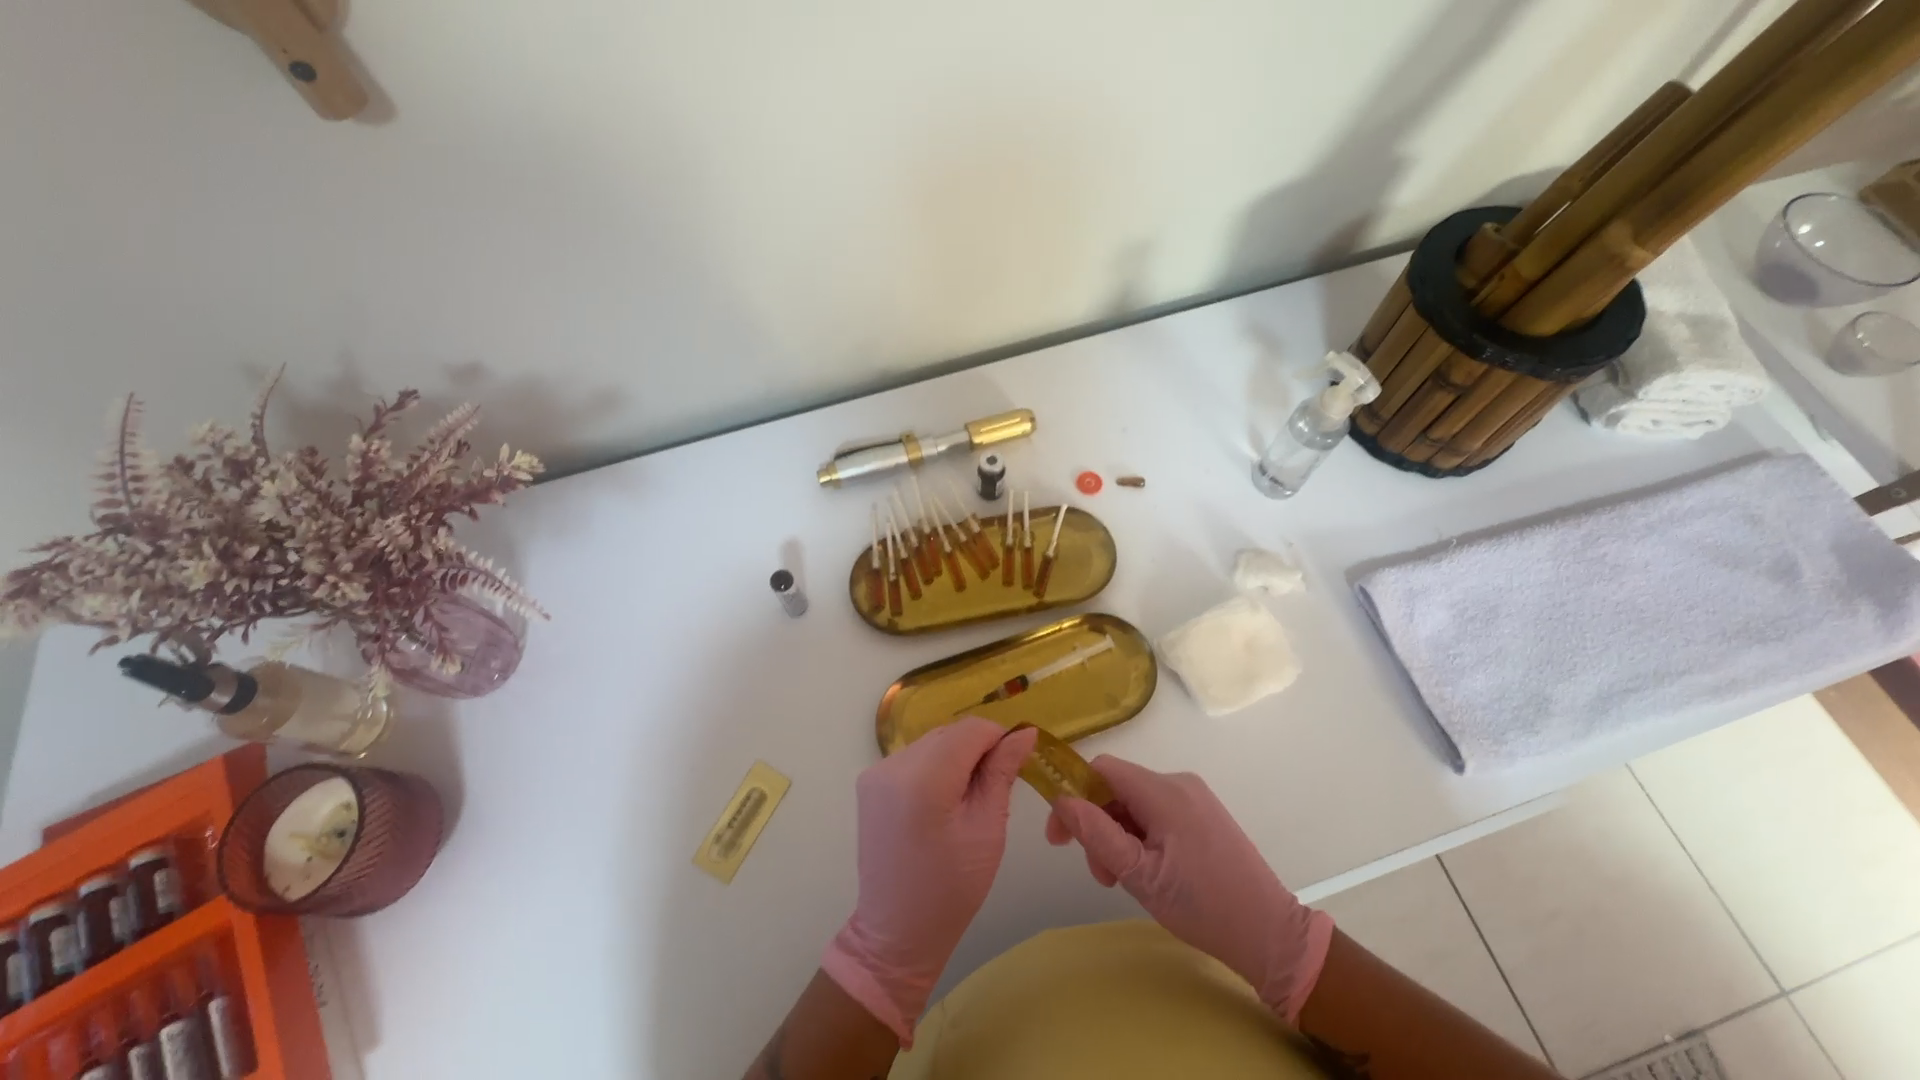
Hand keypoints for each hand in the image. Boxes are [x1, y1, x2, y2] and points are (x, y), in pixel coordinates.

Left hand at [821, 717, 1037, 1043]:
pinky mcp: (869, 784)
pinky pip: (913, 759)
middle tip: (992, 792)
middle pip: (949, 733)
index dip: (999, 740)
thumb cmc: (952, 889)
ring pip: (931, 743)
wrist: (897, 930)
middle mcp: (892, 766)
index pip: (971, 729)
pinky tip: (940, 805)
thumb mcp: (987, 829)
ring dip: (955, 759)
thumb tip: (1024, 732)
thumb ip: (1002, 773)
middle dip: (977, 751)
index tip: (1014, 767)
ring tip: (965, 803)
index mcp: (923, 779)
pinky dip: (934, 770)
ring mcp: (875, 773)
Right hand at [1045, 755, 1334, 1024]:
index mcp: (1164, 792)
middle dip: (1098, 827)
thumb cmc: (1201, 906)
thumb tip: (1061, 801)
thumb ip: (1097, 835)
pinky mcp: (1205, 815)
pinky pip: (1158, 813)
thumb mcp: (1140, 875)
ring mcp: (1196, 798)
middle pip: (1118, 789)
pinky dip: (1141, 838)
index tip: (1060, 839)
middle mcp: (1180, 784)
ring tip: (1124, 881)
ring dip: (1119, 837)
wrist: (1269, 933)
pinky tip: (1148, 873)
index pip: (1102, 770)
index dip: (1074, 796)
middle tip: (1102, 875)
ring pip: (1136, 804)